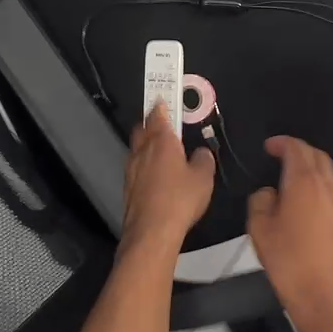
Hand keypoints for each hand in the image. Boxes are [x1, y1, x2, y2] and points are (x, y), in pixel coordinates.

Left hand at [121, 104, 214, 252]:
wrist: (151, 232)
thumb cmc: (180, 199)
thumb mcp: (204, 177)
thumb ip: (203, 160)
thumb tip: (201, 153)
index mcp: (161, 141)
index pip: (158, 115)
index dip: (161, 106)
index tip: (163, 99)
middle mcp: (142, 151)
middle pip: (142, 129)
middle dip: (150, 123)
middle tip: (161, 123)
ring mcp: (131, 169)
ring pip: (137, 148)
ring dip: (145, 145)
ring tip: (159, 149)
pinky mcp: (128, 188)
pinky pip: (136, 168)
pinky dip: (144, 165)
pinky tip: (154, 175)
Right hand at [248, 135, 332, 317]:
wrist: (319, 292)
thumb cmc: (286, 257)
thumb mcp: (259, 227)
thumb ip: (260, 200)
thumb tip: (269, 193)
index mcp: (303, 182)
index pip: (296, 149)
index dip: (282, 142)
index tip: (268, 146)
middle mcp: (325, 186)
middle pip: (317, 155)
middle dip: (299, 149)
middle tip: (280, 154)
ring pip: (327, 171)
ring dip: (311, 165)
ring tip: (291, 173)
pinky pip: (331, 189)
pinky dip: (318, 183)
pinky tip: (305, 198)